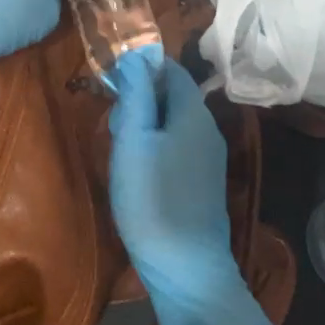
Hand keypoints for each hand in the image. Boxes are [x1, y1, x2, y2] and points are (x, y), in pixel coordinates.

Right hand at [109, 47, 272, 324]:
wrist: (187, 270)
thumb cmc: (153, 199)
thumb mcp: (134, 141)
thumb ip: (136, 94)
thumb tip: (137, 55)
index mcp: (194, 111)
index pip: (171, 69)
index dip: (142, 68)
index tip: (113, 84)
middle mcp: (209, 127)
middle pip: (173, 96)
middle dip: (141, 100)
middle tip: (113, 125)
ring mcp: (210, 157)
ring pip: (174, 123)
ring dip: (146, 126)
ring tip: (121, 151)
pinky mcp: (205, 183)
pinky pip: (180, 147)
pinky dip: (158, 148)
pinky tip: (140, 173)